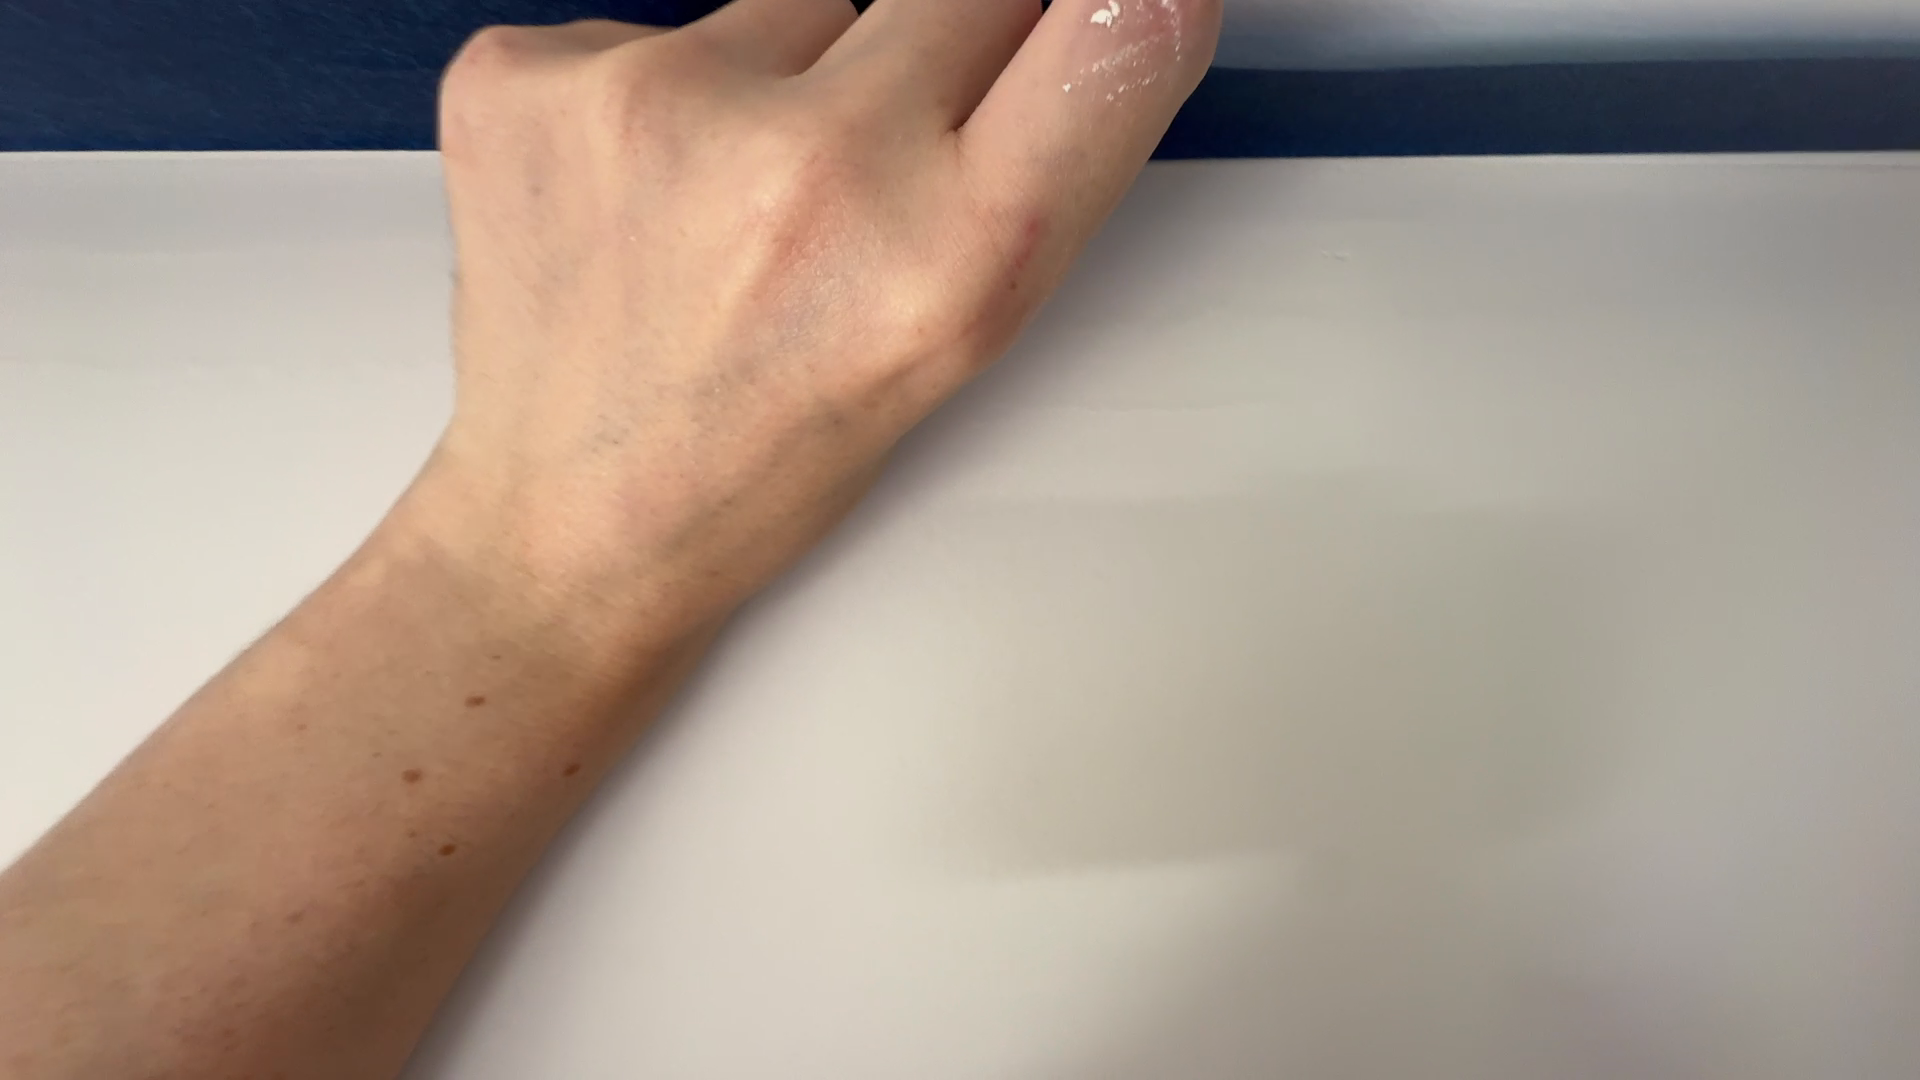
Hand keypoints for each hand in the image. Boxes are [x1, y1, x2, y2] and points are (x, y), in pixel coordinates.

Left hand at [417, 0, 1220, 651]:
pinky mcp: (531, 74)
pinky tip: (663, 204)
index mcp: (942, 269)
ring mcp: (652, 106)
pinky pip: (675, 26)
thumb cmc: (766, 470)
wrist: (581, 519)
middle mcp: (810, 171)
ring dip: (806, 87)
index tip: (1110, 14)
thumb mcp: (945, 354)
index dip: (1127, 10)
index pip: (1111, 37)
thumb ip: (1031, 180)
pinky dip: (691, 98)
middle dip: (951, 61)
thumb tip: (1078, 27)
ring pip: (810, 7)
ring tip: (751, 219)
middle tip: (880, 179)